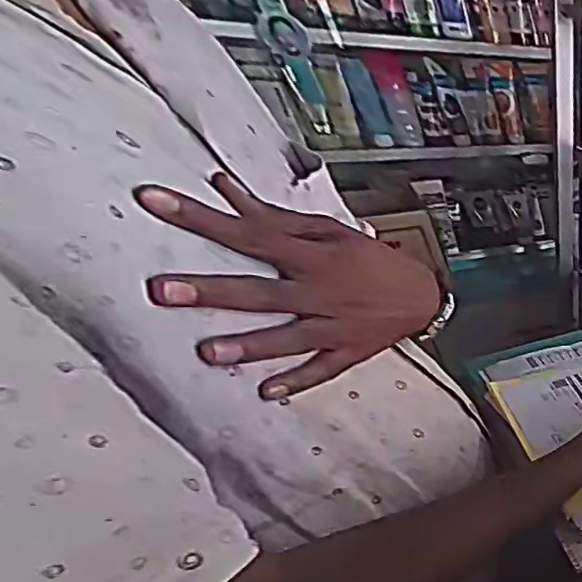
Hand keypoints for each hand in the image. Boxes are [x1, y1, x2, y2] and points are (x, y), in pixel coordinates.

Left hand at [137, 173, 442, 399]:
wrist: (427, 295)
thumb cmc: (378, 262)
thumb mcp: (335, 232)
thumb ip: (278, 218)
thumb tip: (226, 191)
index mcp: (317, 259)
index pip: (252, 236)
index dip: (202, 218)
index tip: (154, 201)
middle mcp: (323, 293)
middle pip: (263, 293)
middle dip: (215, 292)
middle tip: (166, 292)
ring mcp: (338, 326)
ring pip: (291, 337)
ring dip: (252, 344)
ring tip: (211, 352)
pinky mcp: (352, 350)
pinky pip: (324, 367)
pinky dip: (299, 380)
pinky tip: (269, 391)